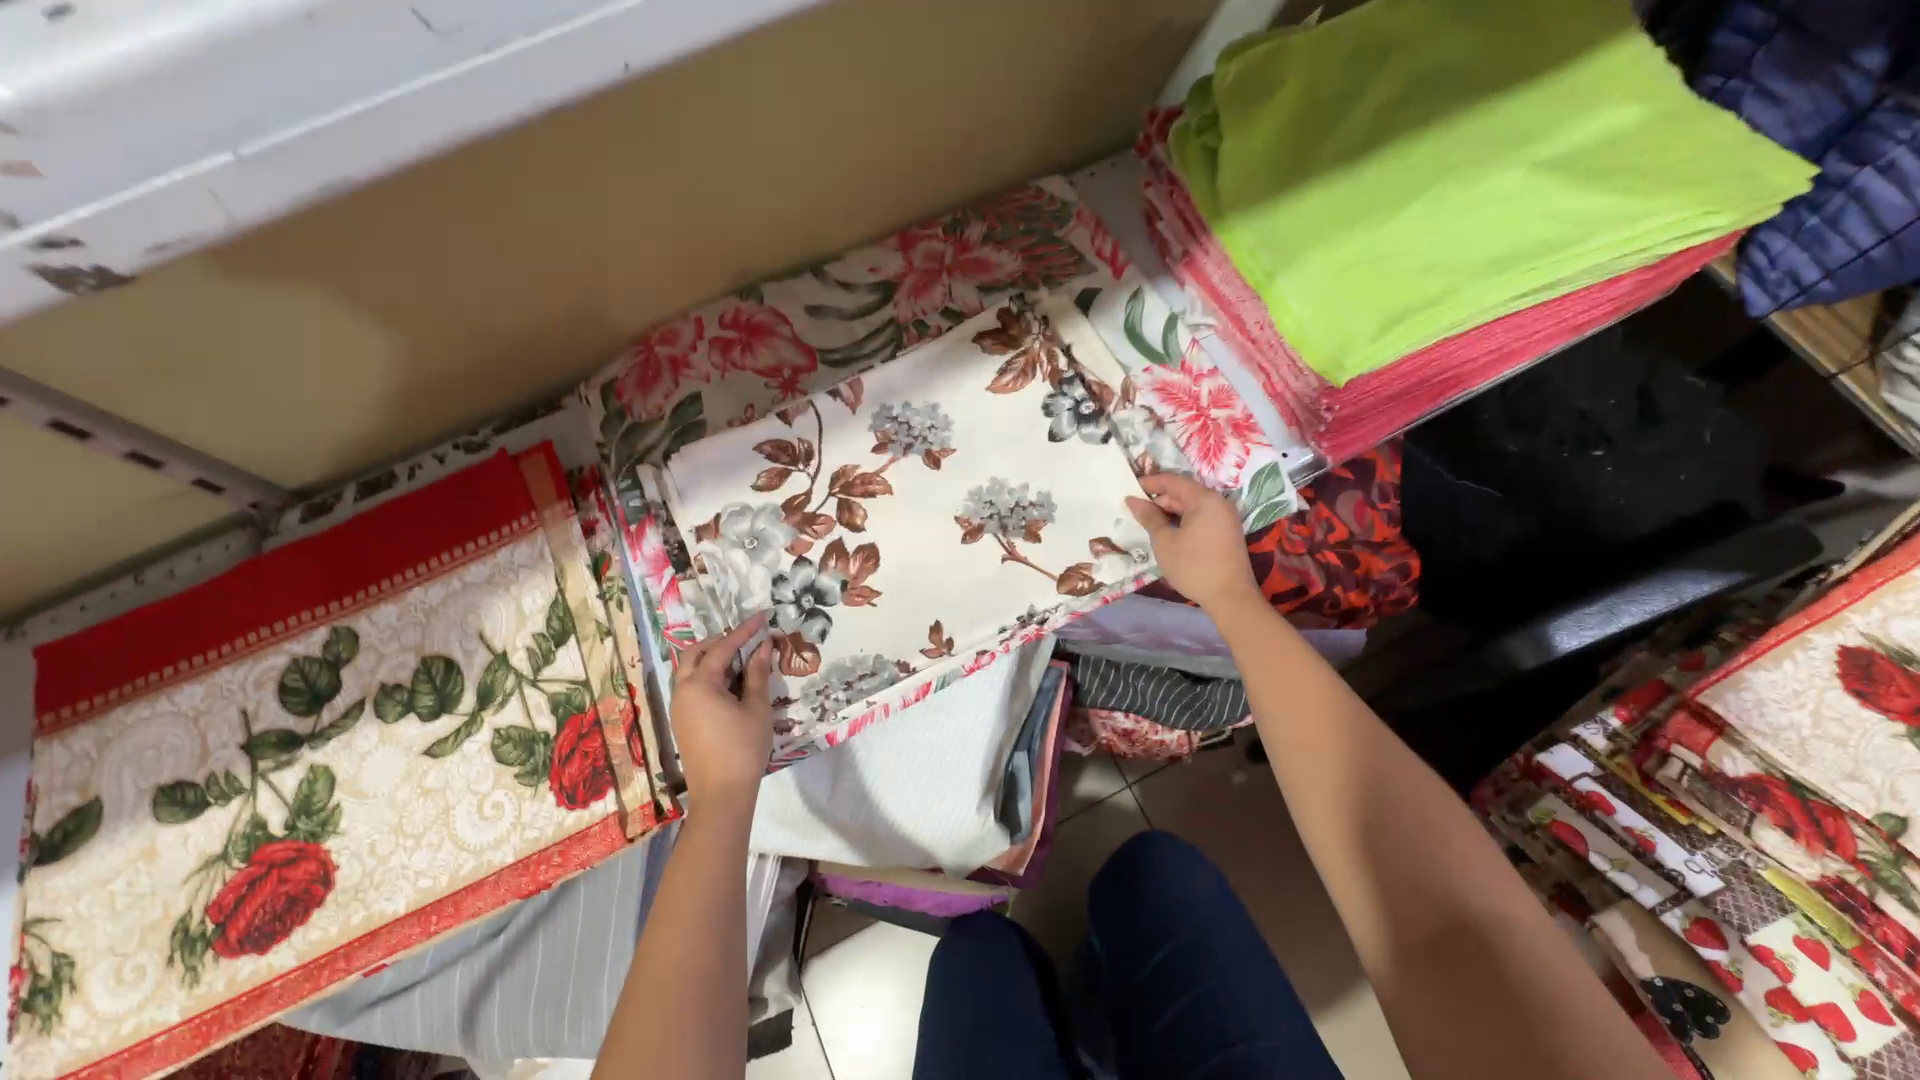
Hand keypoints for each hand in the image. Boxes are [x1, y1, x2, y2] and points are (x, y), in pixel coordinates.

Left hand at [670, 612, 773, 809]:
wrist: (721, 793)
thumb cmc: (743, 748)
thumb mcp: (756, 708)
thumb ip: (757, 674)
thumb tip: (762, 647)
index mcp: (699, 684)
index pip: (722, 647)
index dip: (744, 631)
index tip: (762, 618)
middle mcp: (682, 691)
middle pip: (695, 654)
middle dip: (719, 641)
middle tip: (746, 638)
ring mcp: (679, 708)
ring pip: (689, 671)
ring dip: (711, 659)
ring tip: (739, 659)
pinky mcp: (682, 722)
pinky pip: (691, 688)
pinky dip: (707, 677)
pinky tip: (729, 685)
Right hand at [1127, 473, 1261, 612]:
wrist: (1230, 596)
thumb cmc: (1193, 566)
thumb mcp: (1165, 541)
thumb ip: (1149, 517)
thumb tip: (1133, 500)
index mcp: (1204, 499)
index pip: (1173, 481)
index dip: (1150, 483)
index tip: (1129, 490)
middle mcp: (1218, 503)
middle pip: (1184, 492)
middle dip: (1159, 500)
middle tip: (1136, 511)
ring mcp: (1225, 518)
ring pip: (1192, 506)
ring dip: (1170, 512)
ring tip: (1148, 523)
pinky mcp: (1226, 532)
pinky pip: (1201, 517)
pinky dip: (1183, 521)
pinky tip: (1168, 532)